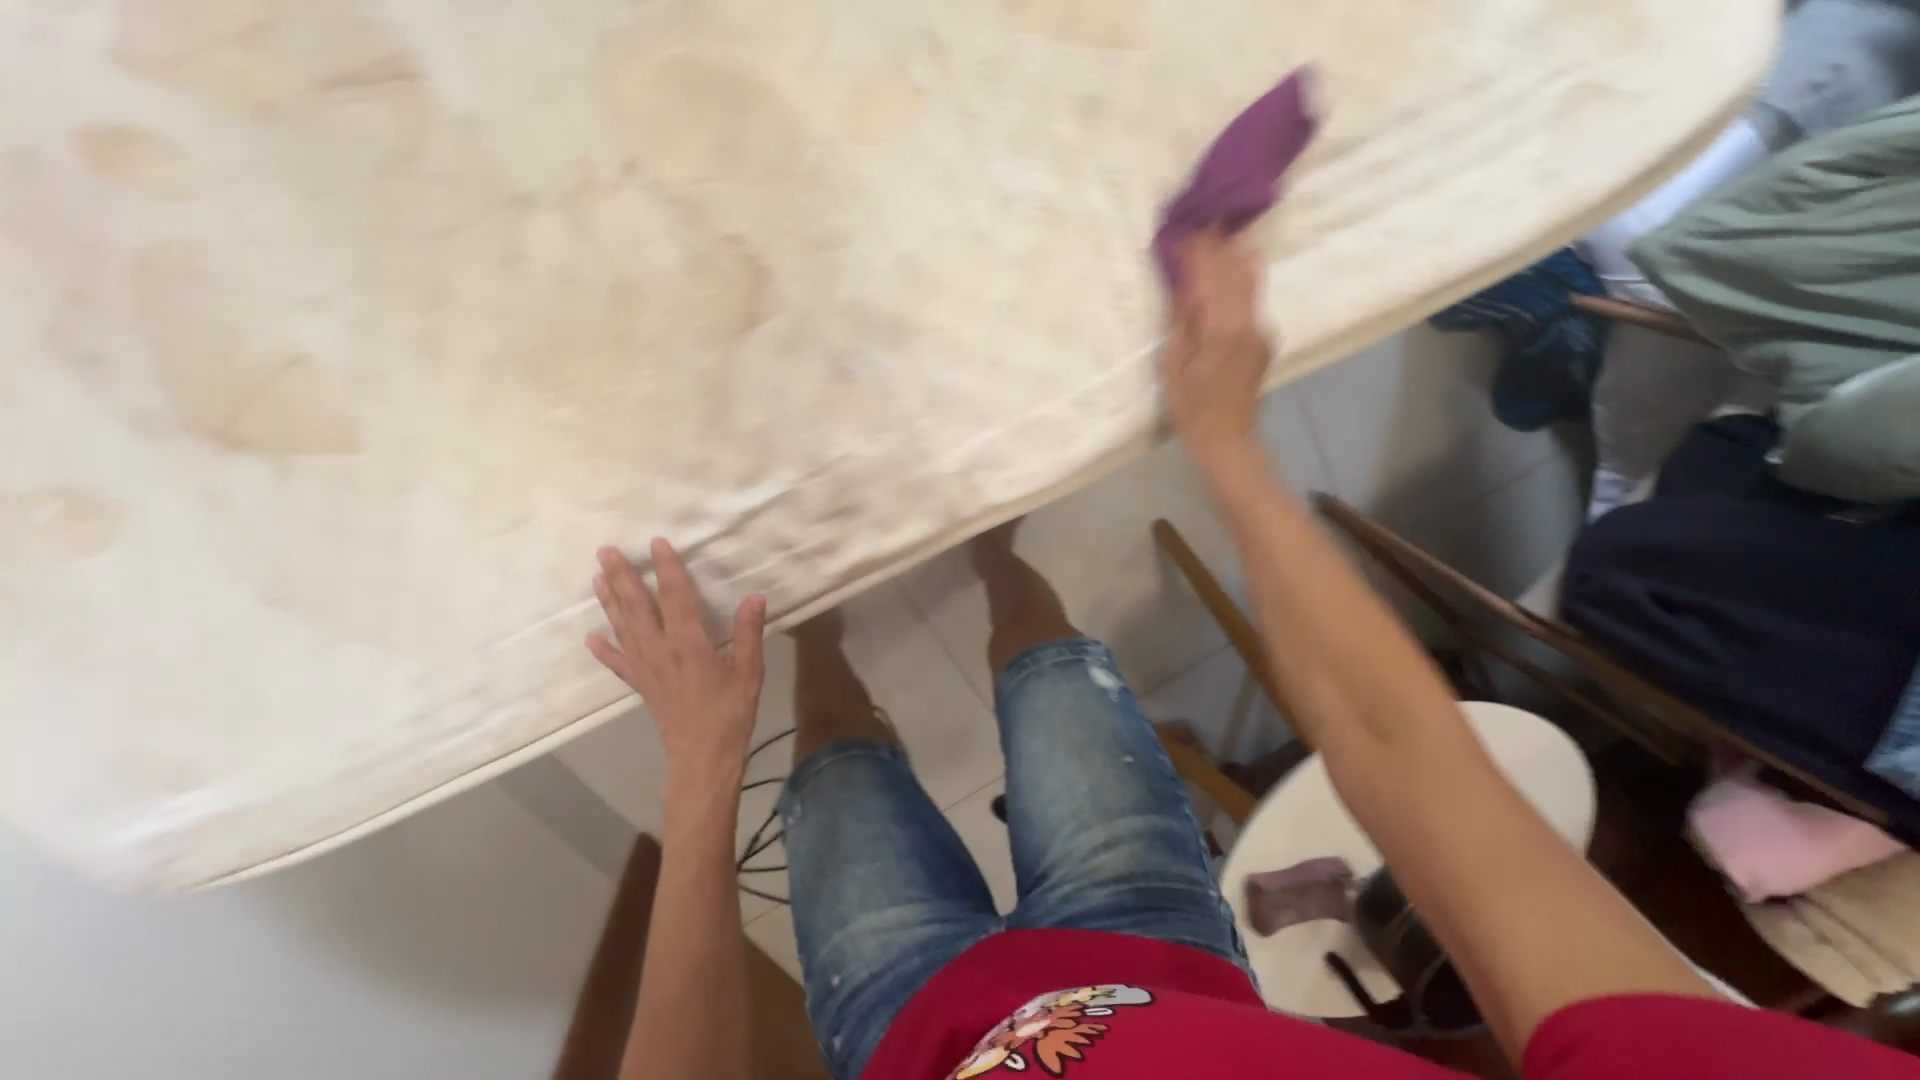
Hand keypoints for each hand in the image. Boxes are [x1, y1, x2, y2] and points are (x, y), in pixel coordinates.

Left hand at [587, 540, 767, 815]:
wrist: (703, 756)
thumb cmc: (730, 712)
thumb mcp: (749, 671)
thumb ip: (749, 633)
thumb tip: (755, 597)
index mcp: (688, 642)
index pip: (674, 596)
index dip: (666, 568)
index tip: (656, 542)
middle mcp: (660, 649)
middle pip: (637, 606)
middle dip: (622, 576)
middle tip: (605, 550)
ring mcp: (645, 668)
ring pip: (623, 627)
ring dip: (609, 600)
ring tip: (596, 576)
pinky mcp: (640, 685)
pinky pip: (617, 663)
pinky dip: (603, 649)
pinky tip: (590, 637)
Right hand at [1161, 230, 1271, 462]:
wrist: (1227, 439)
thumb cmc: (1192, 408)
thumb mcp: (1174, 366)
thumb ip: (1182, 323)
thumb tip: (1186, 287)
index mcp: (1222, 331)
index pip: (1211, 280)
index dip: (1199, 255)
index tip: (1188, 231)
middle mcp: (1248, 325)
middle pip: (1234, 276)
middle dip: (1220, 249)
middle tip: (1209, 220)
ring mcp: (1260, 332)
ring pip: (1249, 285)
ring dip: (1236, 259)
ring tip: (1228, 232)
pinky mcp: (1263, 340)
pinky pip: (1251, 301)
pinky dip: (1241, 281)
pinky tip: (1240, 264)